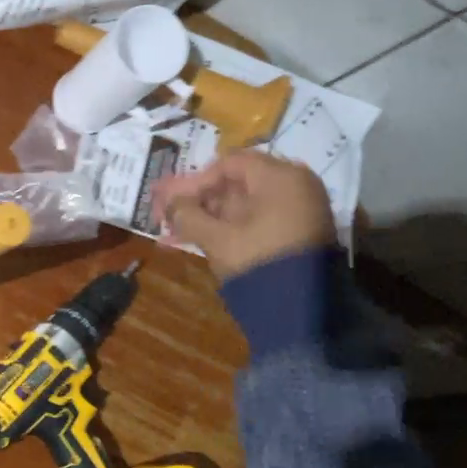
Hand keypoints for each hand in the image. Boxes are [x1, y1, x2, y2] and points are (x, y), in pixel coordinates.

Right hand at [151, 151, 335, 279]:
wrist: (300, 303)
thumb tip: (169, 203)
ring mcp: (296, 210)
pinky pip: (254, 221)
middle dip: (197, 200)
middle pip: (236, 184)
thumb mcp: (217, 238)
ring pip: (241, 206)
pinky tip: (195, 241)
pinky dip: (226, 228)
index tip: (171, 201)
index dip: (195, 181)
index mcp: (280, 177)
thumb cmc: (257, 259)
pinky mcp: (293, 233)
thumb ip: (188, 216)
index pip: (230, 164)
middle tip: (166, 214)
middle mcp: (293, 185)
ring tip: (173, 233)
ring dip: (206, 217)